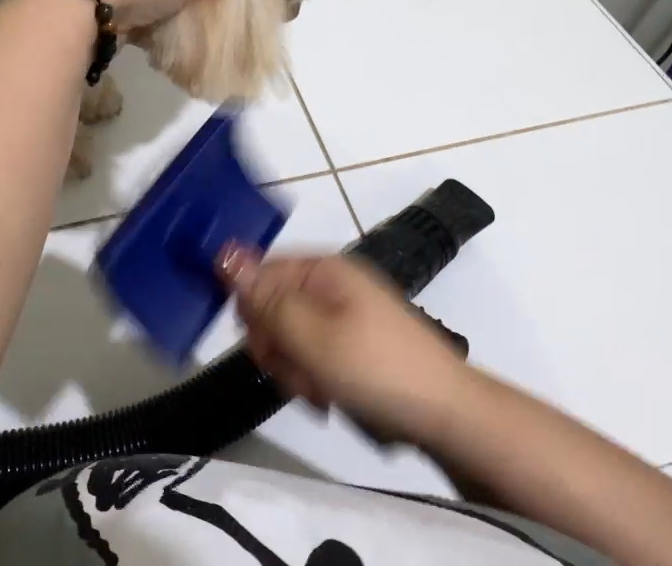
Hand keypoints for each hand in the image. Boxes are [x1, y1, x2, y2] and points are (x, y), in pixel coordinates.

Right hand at [218, 249, 467, 436]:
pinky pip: (313, 355)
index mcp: (323, 269)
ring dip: (295, 369)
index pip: (260, 274)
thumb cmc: (378, 369)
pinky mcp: (354, 346)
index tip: (264, 347)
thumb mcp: (312, 336)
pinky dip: (314, 378)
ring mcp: (344, 316)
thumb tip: (224, 254)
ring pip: (289, 338)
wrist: (448, 416)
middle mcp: (331, 285)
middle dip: (277, 346)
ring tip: (320, 392)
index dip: (253, 312)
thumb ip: (265, 299)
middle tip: (298, 374)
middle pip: (273, 308)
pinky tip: (329, 397)